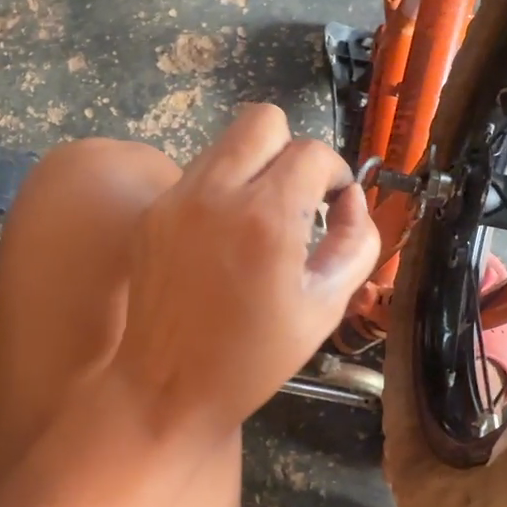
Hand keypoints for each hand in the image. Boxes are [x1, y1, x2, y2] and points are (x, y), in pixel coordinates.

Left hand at [108, 104, 378, 436]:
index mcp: (266, 218)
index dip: (335, 173)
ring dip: (252, 165)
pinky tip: (220, 237)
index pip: (312, 152)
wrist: (167, 387)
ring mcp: (175, 200)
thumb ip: (356, 242)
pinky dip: (217, 189)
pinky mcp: (151, 214)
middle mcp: (215, 194)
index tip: (333, 204)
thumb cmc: (253, 358)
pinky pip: (194, 175)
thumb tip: (352, 200)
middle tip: (296, 196)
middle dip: (290, 149)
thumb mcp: (325, 307)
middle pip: (262, 120)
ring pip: (224, 142)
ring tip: (257, 218)